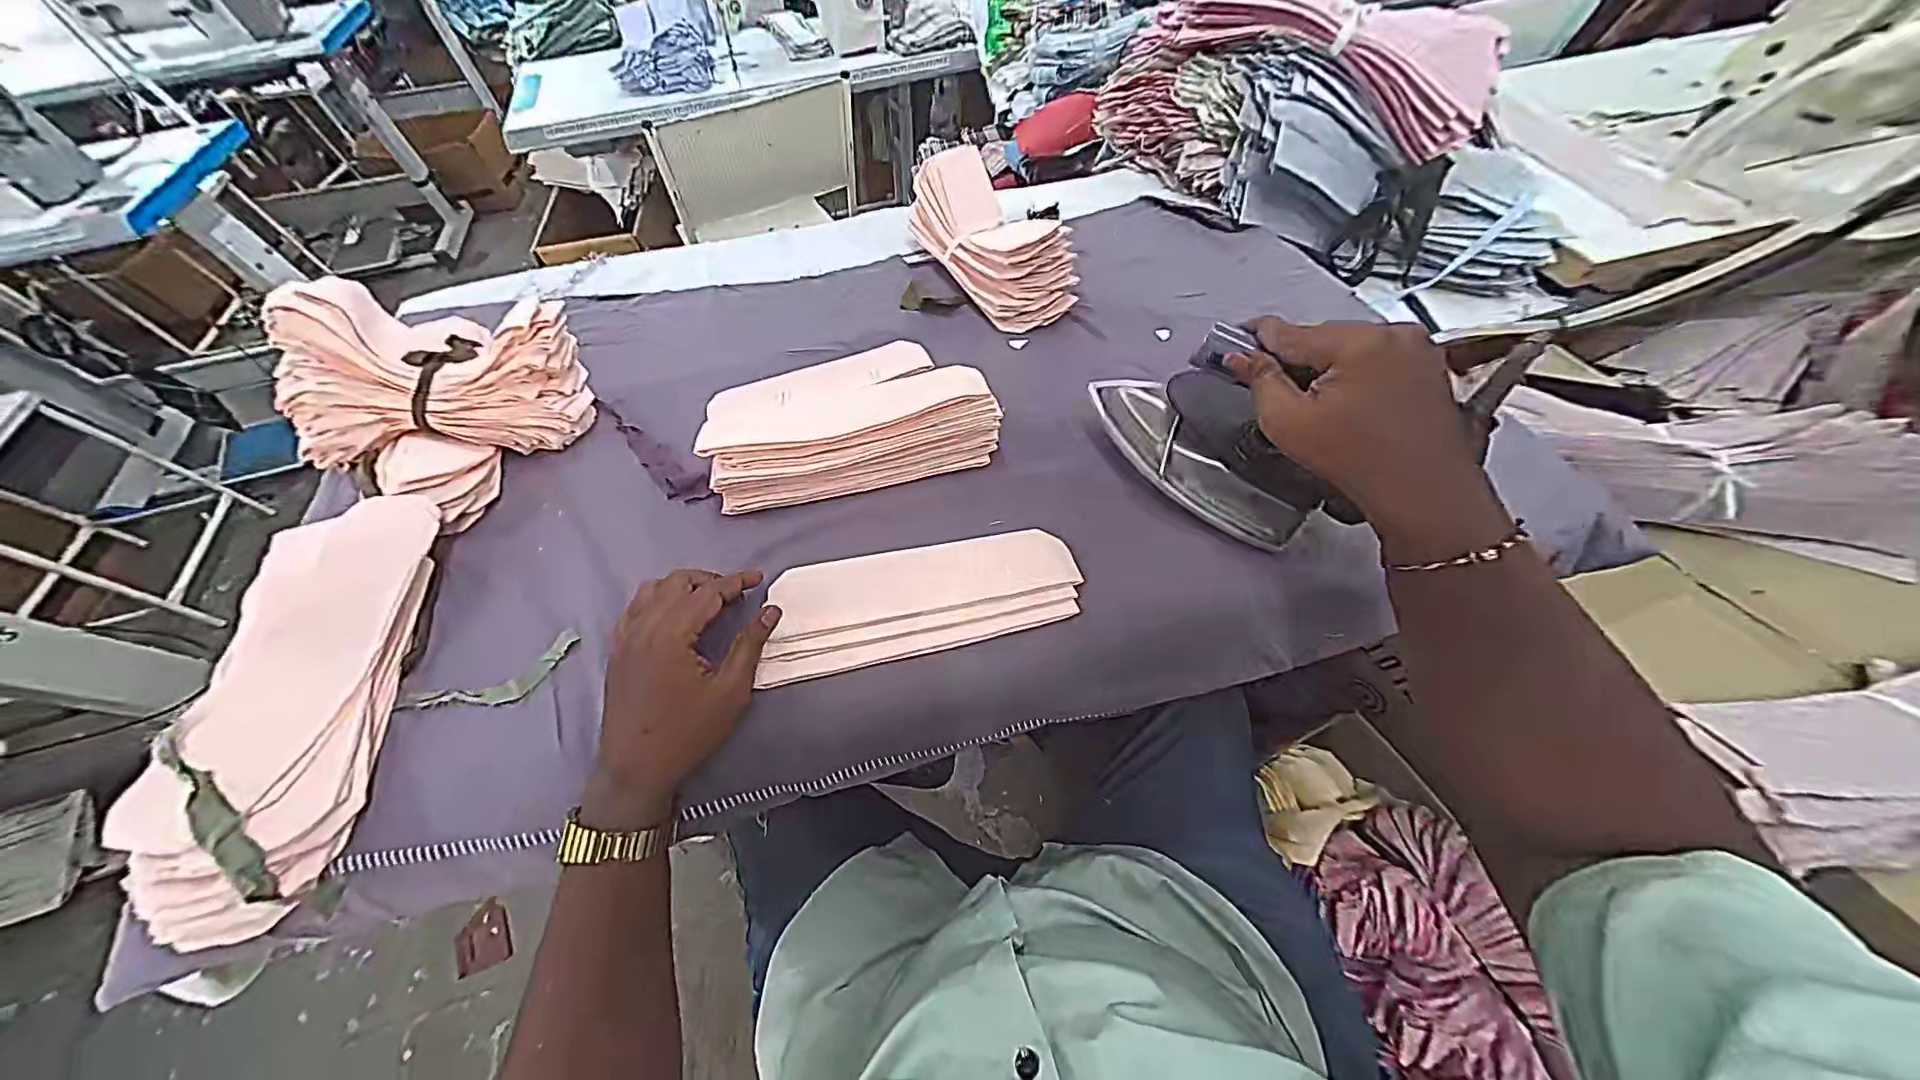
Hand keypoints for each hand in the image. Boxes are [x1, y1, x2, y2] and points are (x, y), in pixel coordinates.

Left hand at [584, 569, 780, 828]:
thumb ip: (749, 645)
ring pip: (653, 590)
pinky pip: (635, 608)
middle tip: (737, 594)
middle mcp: (643, 628)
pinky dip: (658, 600)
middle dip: (710, 580)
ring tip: (708, 602)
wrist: (636, 769)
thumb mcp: (730, 691)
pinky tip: (674, 617)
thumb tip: (770, 611)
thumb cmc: (689, 732)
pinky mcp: (617, 651)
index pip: (708, 593)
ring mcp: (625, 638)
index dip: (736, 582)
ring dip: (683, 587)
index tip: (758, 579)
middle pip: (677, 582)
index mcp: (671, 635)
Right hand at [1226, 319, 1512, 563]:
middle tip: (1279, 395)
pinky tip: (1348, 409)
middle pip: (1321, 337)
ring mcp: (1416, 347)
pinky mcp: (1427, 364)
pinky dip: (1356, 375)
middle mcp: (1394, 335)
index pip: (1290, 331)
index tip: (1240, 342)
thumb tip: (1244, 358)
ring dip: (1326, 369)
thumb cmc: (1365, 462)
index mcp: (1359, 343)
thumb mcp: (1288, 423)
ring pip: (1348, 347)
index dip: (1256, 337)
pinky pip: (1376, 357)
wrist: (1421, 490)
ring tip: (1321, 411)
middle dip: (1296, 361)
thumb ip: (1260, 381)